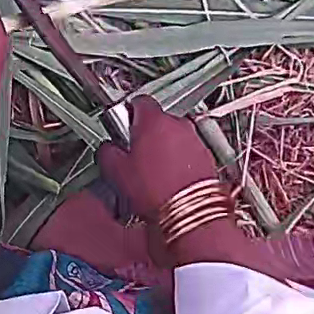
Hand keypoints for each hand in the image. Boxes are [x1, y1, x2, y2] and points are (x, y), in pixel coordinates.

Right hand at [96, 97, 217, 218]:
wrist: (189, 212)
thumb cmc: (154, 190)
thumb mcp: (116, 171)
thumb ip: (107, 151)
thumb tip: (107, 147)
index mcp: (153, 121)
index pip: (139, 101)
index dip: (127, 112)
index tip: (120, 126)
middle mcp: (178, 124)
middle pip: (157, 119)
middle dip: (144, 133)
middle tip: (132, 154)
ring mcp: (195, 139)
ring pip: (172, 135)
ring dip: (161, 147)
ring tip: (150, 171)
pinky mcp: (206, 156)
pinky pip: (186, 150)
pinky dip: (176, 159)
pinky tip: (166, 179)